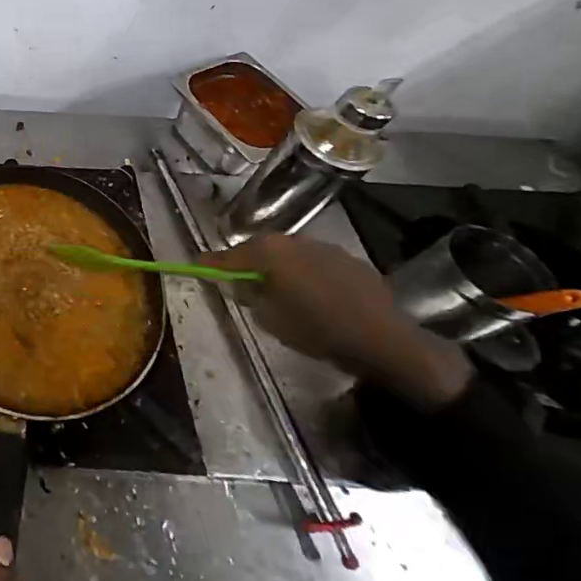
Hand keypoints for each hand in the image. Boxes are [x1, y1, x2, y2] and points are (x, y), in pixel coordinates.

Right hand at [202, 233, 473, 407]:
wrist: (384, 340)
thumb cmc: (317, 330)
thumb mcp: (270, 318)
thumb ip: (249, 295)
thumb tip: (240, 283)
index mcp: (268, 252)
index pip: (227, 256)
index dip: (211, 264)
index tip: (197, 267)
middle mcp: (292, 240)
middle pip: (258, 249)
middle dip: (246, 263)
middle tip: (239, 282)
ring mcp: (323, 246)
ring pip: (287, 253)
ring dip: (277, 266)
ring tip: (276, 288)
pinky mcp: (348, 258)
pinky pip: (313, 261)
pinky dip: (304, 272)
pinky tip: (311, 293)